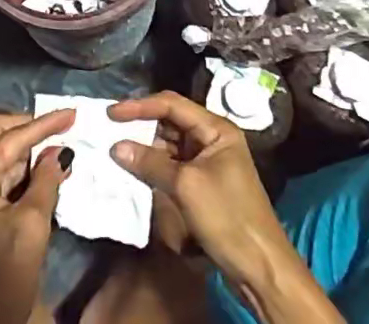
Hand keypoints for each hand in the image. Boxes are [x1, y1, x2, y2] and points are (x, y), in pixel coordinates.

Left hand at [0, 108, 75, 323]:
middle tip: (63, 126)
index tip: (72, 113)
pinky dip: (25, 167)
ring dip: (29, 148)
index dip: (44, 124)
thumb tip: (60, 150)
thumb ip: (47, 180)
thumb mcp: (32, 224)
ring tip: (61, 142)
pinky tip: (48, 166)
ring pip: (1, 154)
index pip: (11, 139)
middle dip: (30, 128)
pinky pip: (4, 174)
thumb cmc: (5, 275)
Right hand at [108, 92, 342, 323]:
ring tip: (114, 146)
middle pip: (171, 121)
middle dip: (141, 123)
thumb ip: (151, 163)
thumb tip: (116, 146)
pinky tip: (133, 168)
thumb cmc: (227, 216)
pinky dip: (153, 165)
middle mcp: (213, 137)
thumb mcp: (186, 186)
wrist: (259, 264)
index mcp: (216, 128)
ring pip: (169, 144)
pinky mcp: (203, 183)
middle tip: (109, 128)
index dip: (141, 105)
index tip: (112, 113)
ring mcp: (208, 161)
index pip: (173, 104)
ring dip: (145, 145)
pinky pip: (173, 164)